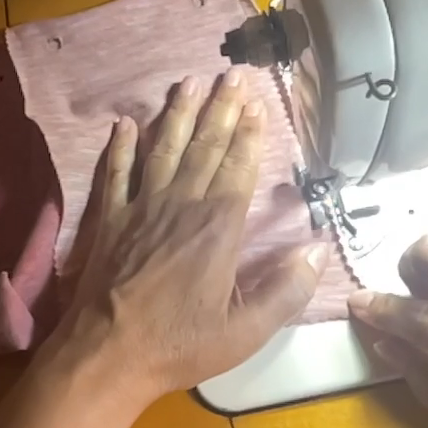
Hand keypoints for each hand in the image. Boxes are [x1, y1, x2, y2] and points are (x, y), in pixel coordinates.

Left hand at [37, 69, 324, 407]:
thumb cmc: (179, 345)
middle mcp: (181, 205)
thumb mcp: (245, 332)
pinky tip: (125, 124)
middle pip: (205, 147)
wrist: (106, 354)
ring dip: (178, 114)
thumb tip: (320, 250)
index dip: (250, 134)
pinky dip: (121, 147)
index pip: (239, 167)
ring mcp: (141, 208)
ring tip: (190, 81)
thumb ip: (286, 290)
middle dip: (222, 108)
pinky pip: (116, 173)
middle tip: (232, 73)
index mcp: (218, 227)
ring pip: (163, 149)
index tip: (258, 103)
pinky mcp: (109, 218)